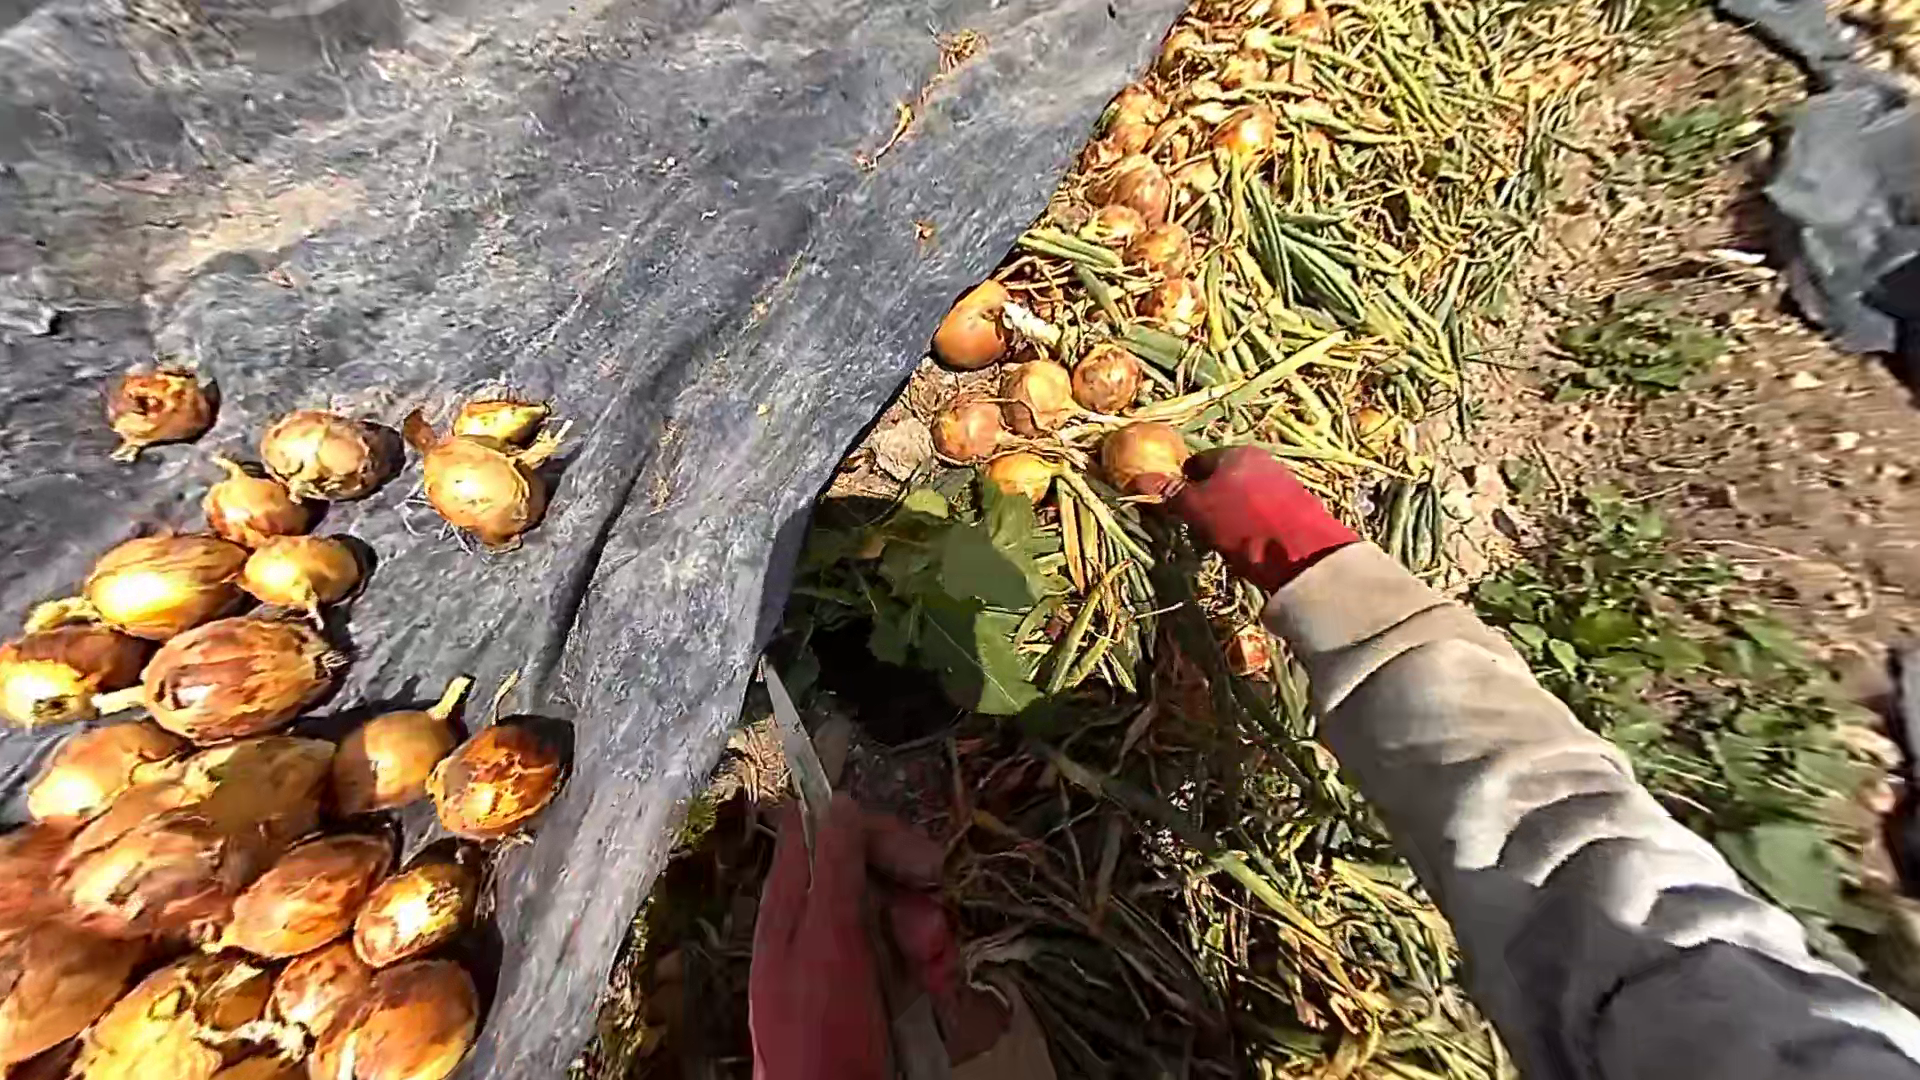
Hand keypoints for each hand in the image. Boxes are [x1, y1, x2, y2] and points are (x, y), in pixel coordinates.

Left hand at [750, 795, 952, 1079]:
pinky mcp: (879, 977)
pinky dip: (934, 961)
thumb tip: (840, 799)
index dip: (865, 827)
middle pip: (873, 864)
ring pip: (902, 903)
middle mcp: (822, 914)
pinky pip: (913, 945)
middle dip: (910, 885)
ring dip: (929, 931)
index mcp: (794, 899)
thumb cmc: (821, 1036)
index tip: (906, 848)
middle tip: (930, 913)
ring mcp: (852, 948)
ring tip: (935, 971)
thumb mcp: (828, 944)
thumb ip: (835, 869)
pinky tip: (941, 986)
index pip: (822, 827)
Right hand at [1164, 446, 1356, 590]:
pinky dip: (1246, 523)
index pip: (1196, 461)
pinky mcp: (1296, 506)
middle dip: (1204, 499)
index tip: (1174, 505)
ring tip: (1218, 538)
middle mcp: (1261, 460)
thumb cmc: (1241, 524)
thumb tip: (1138, 478)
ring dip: (1224, 513)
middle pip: (1220, 478)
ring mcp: (1282, 482)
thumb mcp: (1196, 508)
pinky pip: (1258, 510)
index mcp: (1235, 453)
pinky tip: (1243, 543)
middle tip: (1194, 525)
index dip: (1180, 482)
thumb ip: (1169, 492)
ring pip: (1239, 495)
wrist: (1302, 554)